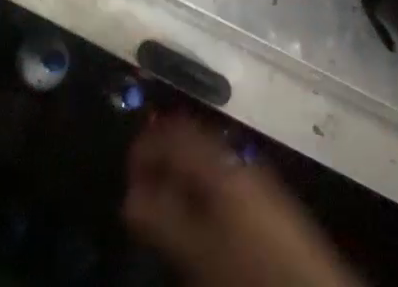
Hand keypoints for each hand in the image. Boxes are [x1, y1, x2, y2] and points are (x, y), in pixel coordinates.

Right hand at [123, 116, 362, 286]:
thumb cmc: (250, 265)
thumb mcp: (196, 245)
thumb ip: (159, 216)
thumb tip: (129, 195)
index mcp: (220, 161)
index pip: (172, 131)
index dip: (144, 145)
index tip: (127, 170)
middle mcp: (240, 159)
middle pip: (191, 143)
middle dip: (162, 161)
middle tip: (142, 190)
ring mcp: (258, 178)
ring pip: (207, 163)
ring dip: (182, 179)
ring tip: (166, 209)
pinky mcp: (269, 201)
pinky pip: (224, 181)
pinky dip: (203, 192)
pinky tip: (199, 221)